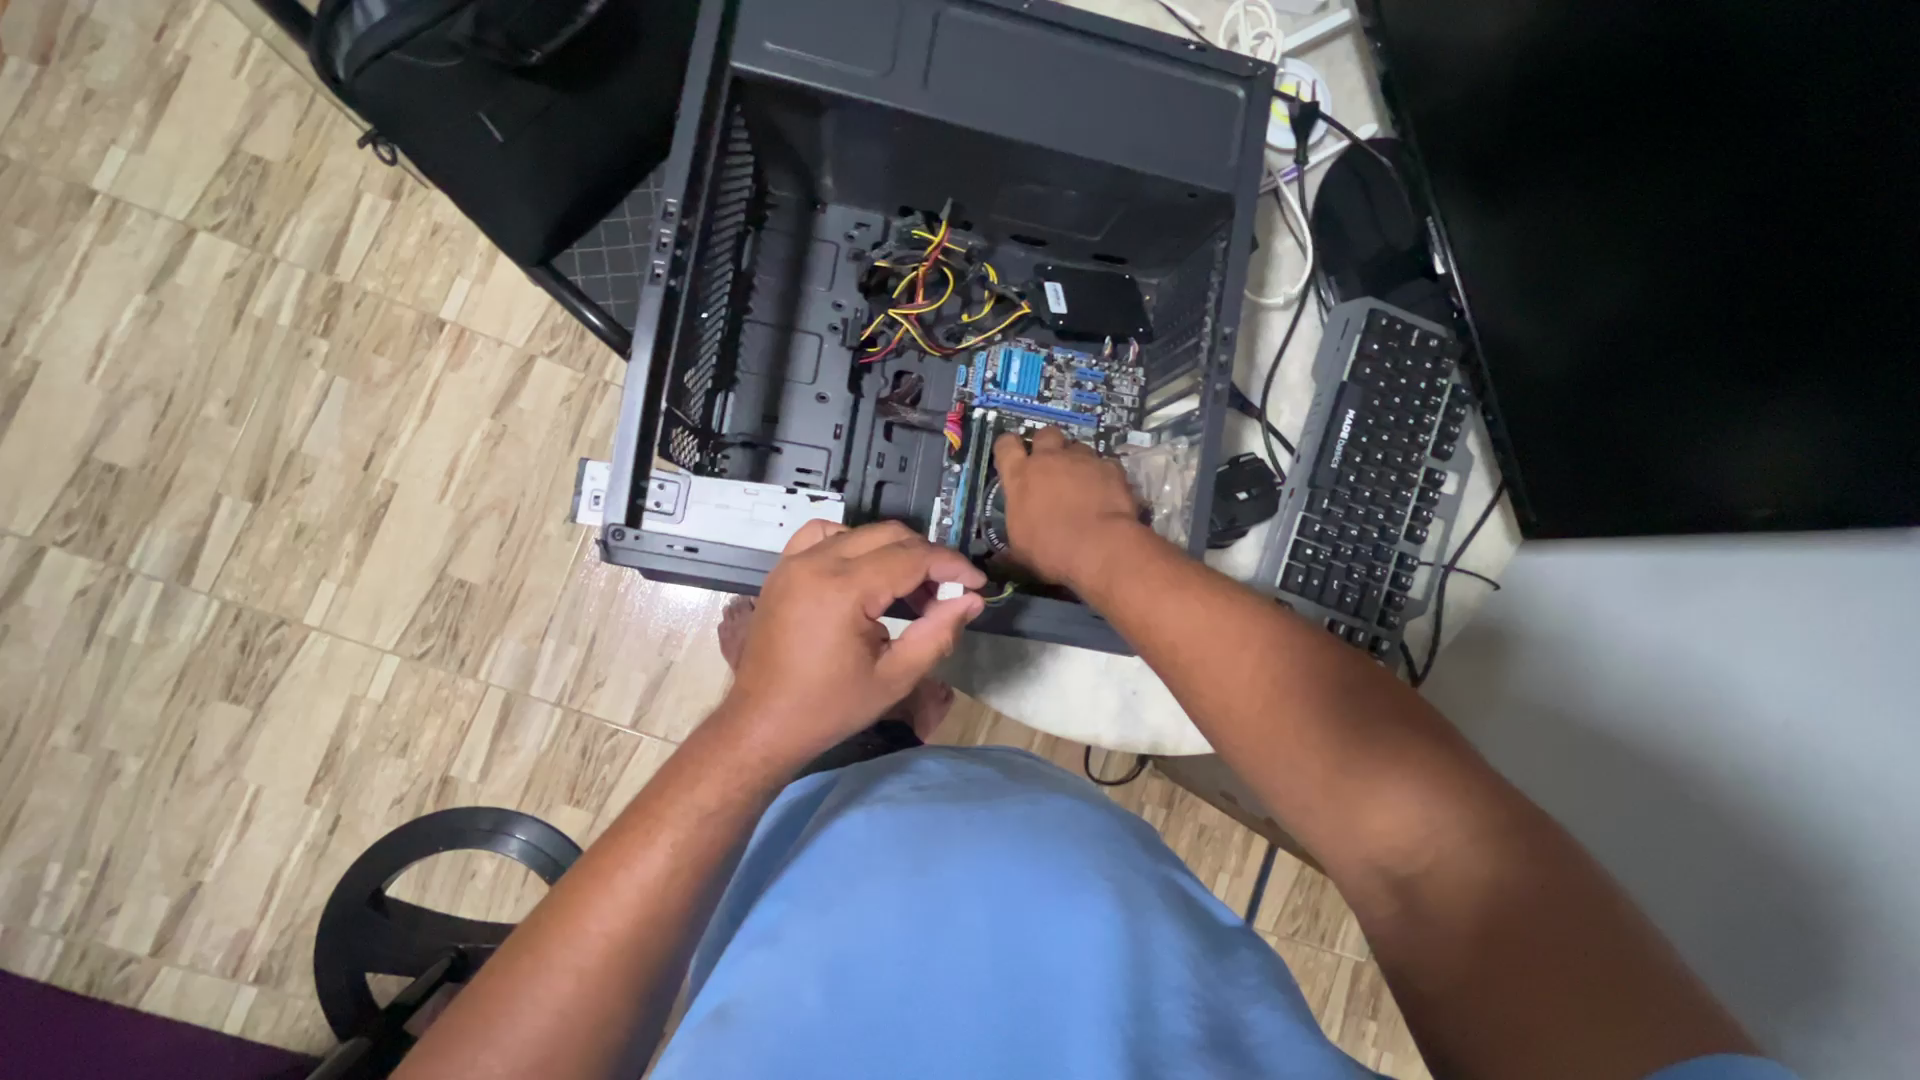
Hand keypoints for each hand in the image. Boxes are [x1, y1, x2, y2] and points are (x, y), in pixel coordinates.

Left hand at [717, 521, 985, 769]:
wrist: (762, 723)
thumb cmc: (828, 708)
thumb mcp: (893, 678)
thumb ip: (937, 634)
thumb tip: (971, 601)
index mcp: (844, 589)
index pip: (912, 558)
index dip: (952, 567)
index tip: (976, 585)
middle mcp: (816, 563)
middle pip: (889, 535)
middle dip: (927, 558)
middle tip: (946, 594)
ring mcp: (794, 562)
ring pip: (859, 531)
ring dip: (893, 551)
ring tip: (909, 590)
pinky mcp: (782, 570)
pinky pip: (822, 535)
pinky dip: (852, 543)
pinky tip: (864, 573)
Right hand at [993, 427, 1146, 589]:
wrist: (1099, 548)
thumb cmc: (1050, 551)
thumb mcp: (1020, 552)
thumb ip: (1012, 544)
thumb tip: (999, 560)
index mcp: (1020, 476)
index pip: (1006, 444)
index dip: (1008, 447)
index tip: (1013, 457)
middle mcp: (1050, 459)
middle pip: (1046, 434)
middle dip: (1048, 445)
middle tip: (1051, 465)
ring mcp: (1082, 460)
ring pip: (1078, 446)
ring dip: (1077, 459)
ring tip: (1082, 480)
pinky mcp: (1110, 467)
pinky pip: (1105, 463)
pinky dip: (1103, 474)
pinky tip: (1106, 491)